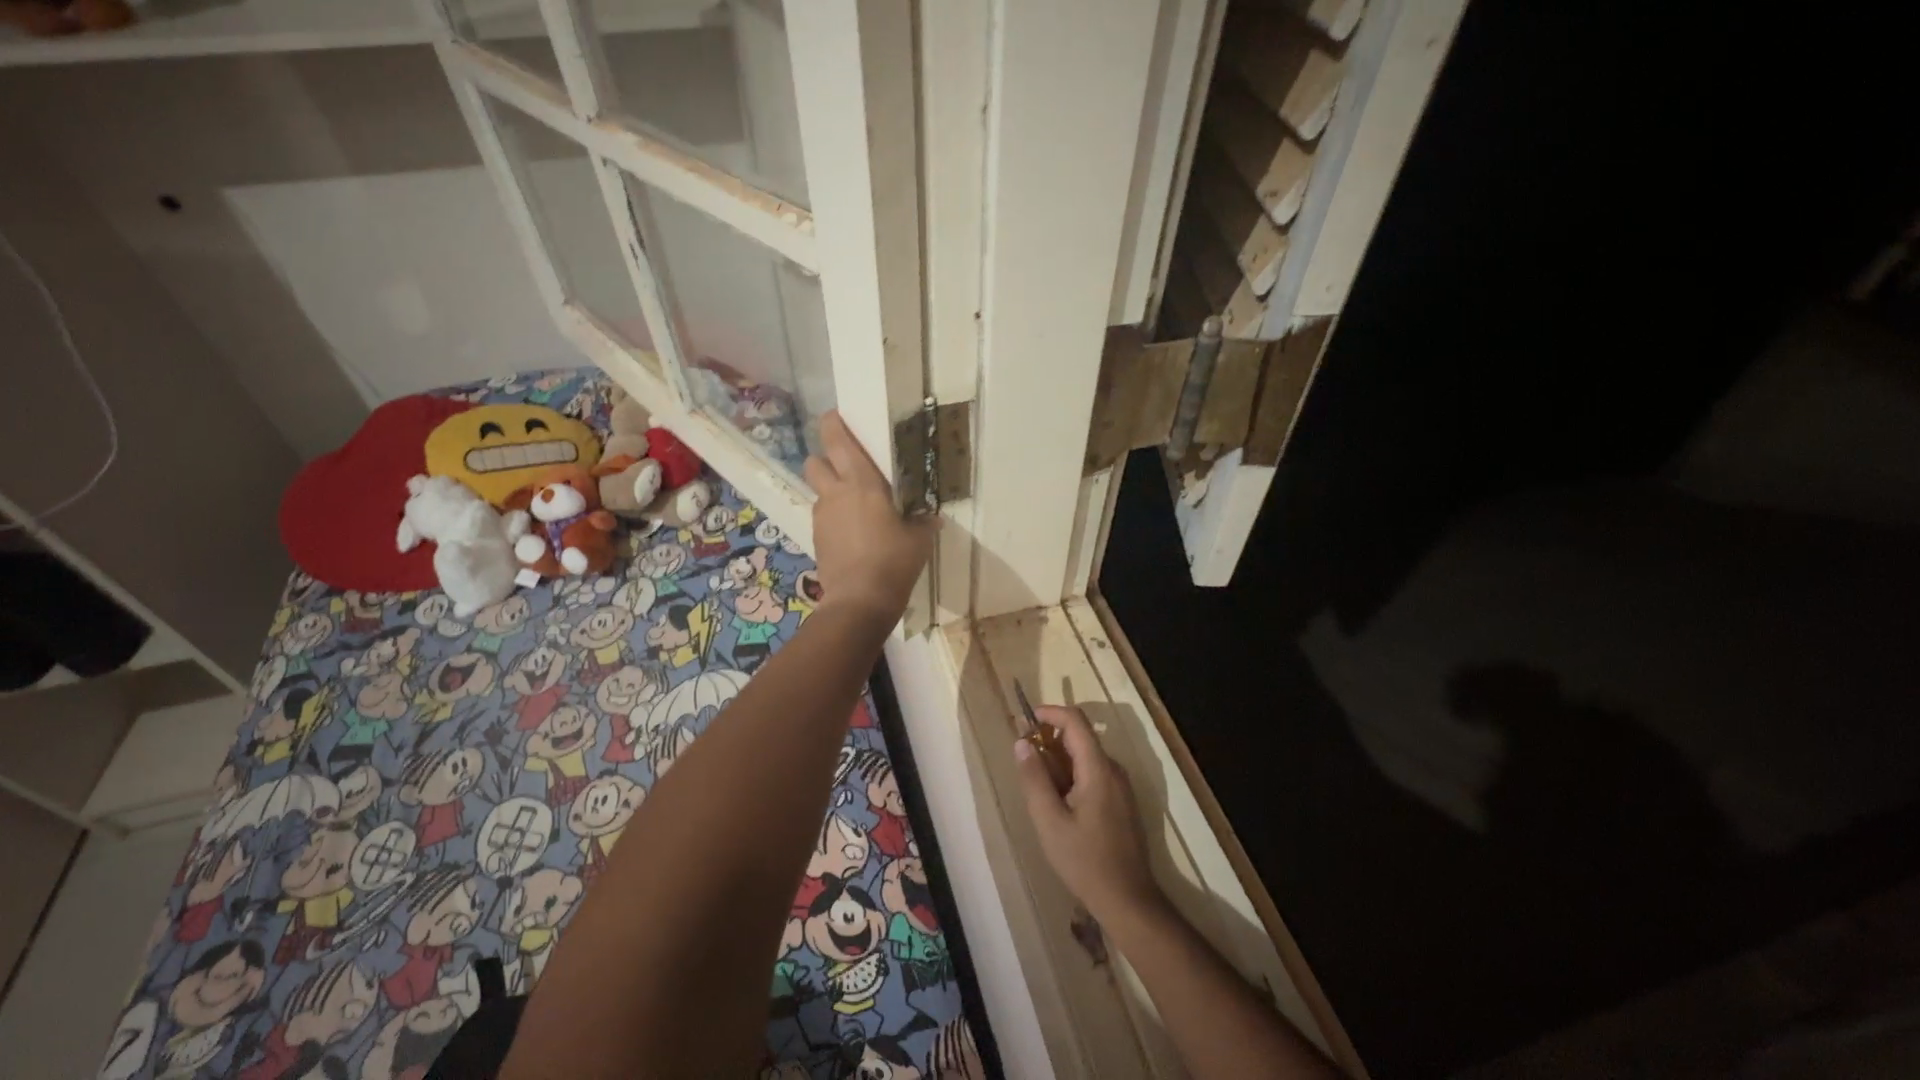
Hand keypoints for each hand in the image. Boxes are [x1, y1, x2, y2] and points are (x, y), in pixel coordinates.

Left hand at [804, 410, 934, 622]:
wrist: (860, 600)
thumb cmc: (894, 561)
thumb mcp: (919, 540)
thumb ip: (922, 522)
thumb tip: (932, 517)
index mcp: (861, 484)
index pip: (837, 441)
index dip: (832, 424)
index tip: (835, 417)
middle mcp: (835, 494)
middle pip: (814, 462)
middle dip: (825, 460)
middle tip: (845, 469)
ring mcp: (822, 517)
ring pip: (819, 492)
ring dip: (830, 493)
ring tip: (854, 509)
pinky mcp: (816, 539)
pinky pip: (822, 518)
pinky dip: (833, 520)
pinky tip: (852, 536)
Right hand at [1016, 705, 1160, 920]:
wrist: (1127, 898)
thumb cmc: (1084, 860)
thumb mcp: (1049, 821)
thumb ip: (1034, 778)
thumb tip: (1021, 742)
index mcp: (1099, 769)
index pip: (1076, 722)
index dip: (1050, 713)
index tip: (1024, 721)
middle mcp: (1114, 771)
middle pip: (1081, 738)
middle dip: (1050, 740)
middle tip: (1023, 759)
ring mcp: (1121, 788)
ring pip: (1087, 758)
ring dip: (1059, 761)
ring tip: (1036, 786)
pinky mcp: (1122, 803)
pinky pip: (1095, 775)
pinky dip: (1072, 776)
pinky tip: (1058, 804)